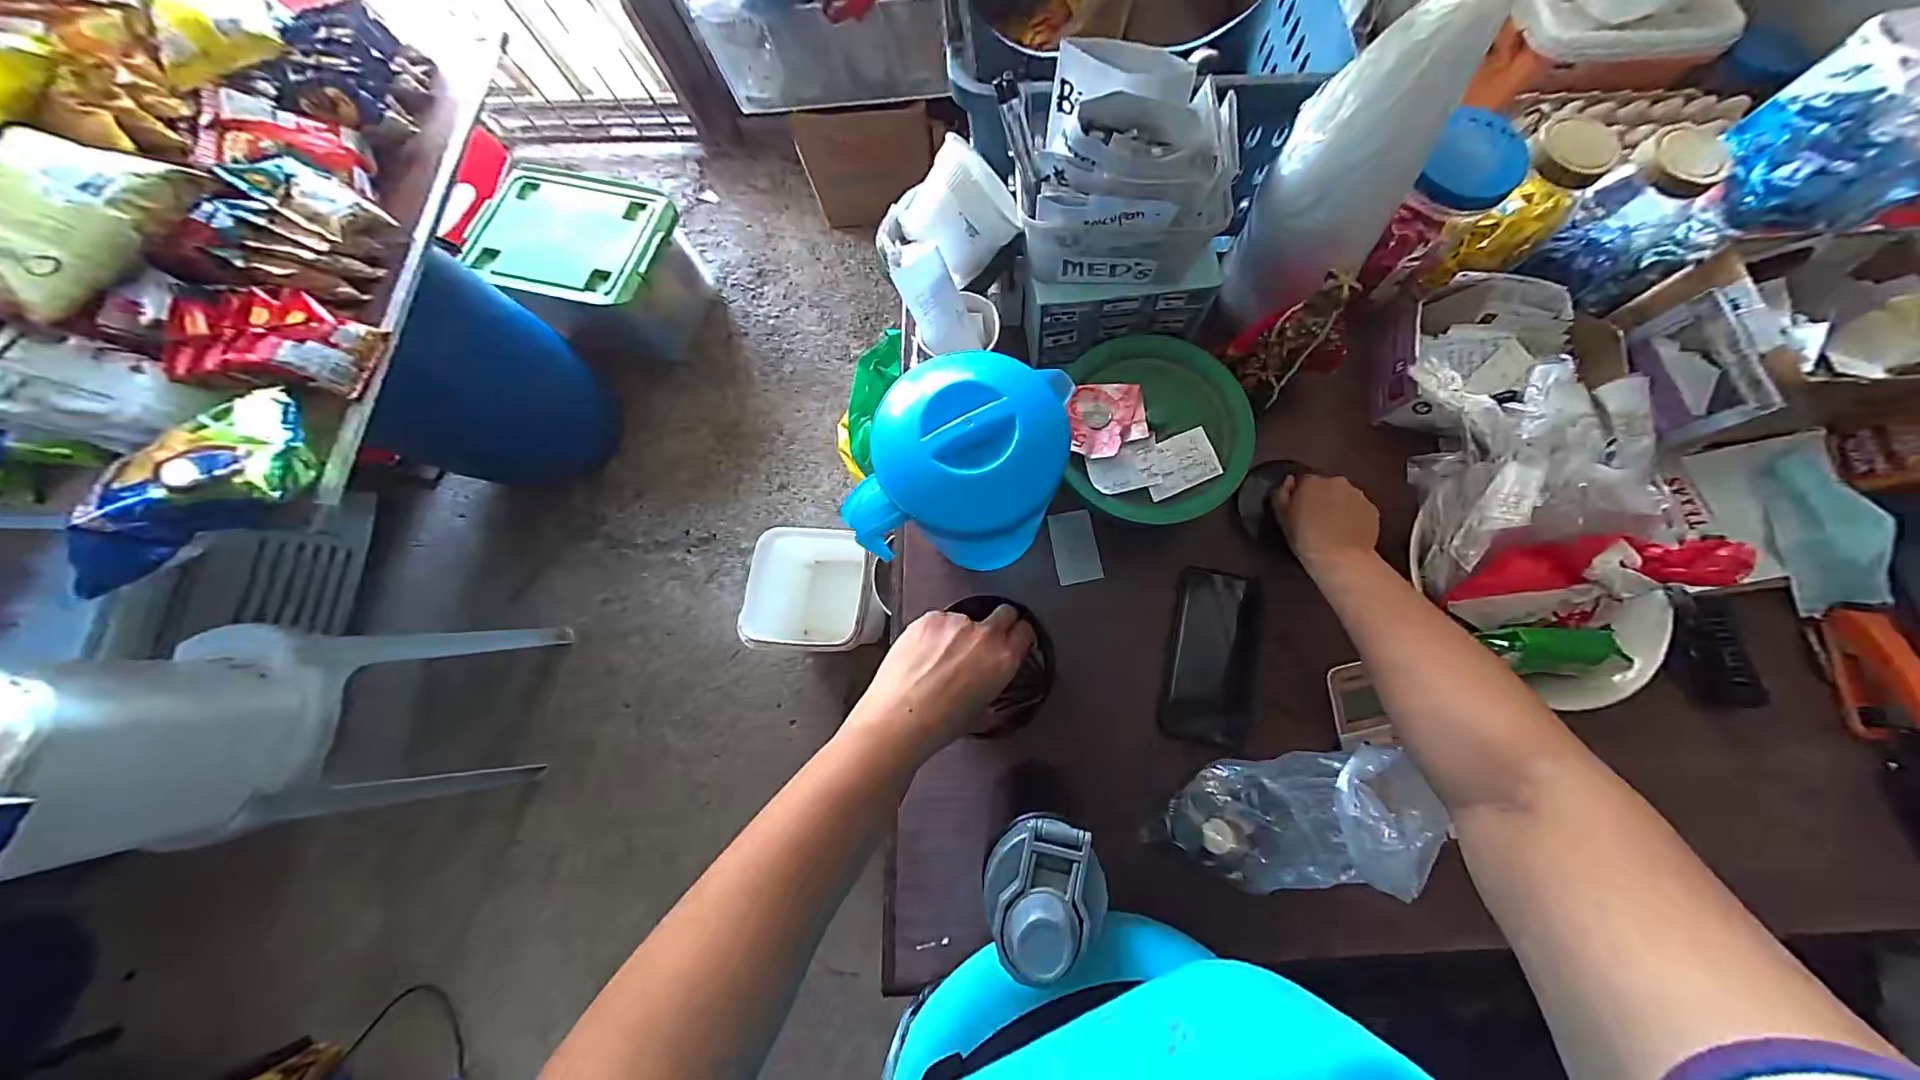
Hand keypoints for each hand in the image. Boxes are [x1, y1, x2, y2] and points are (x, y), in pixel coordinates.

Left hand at [843, 607, 1034, 761]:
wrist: (900, 718)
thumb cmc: (937, 723)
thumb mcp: (981, 711)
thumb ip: (993, 686)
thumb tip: (988, 683)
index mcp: (1004, 659)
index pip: (1024, 631)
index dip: (1017, 635)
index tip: (1011, 639)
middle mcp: (984, 635)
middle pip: (1004, 612)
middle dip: (997, 622)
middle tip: (980, 642)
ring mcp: (955, 623)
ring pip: (965, 617)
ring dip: (957, 631)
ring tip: (939, 658)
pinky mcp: (928, 618)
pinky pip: (938, 619)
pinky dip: (933, 632)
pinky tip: (922, 654)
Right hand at [1272, 472, 1380, 570]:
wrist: (1340, 558)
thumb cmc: (1305, 538)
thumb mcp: (1282, 517)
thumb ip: (1281, 494)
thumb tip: (1289, 480)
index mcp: (1312, 481)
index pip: (1304, 481)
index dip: (1301, 495)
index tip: (1299, 510)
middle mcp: (1337, 482)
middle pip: (1327, 486)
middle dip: (1322, 497)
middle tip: (1316, 518)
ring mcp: (1358, 495)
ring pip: (1344, 496)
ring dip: (1338, 505)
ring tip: (1334, 526)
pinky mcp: (1372, 509)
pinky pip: (1358, 508)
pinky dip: (1353, 516)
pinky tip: (1347, 531)